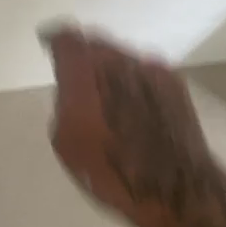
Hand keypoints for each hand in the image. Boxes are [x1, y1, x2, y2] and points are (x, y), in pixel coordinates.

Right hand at [42, 24, 225, 226]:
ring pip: (122, 56)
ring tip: (108, 98)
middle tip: (79, 79)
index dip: (56, 42)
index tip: (51, 48)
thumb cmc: (110, 169)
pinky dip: (133, 82)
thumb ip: (65, 101)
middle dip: (84, 57)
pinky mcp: (175, 82)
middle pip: (95, 44)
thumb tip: (73, 86)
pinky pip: (144, 72)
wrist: (173, 188)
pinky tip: (133, 107)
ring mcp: (151, 67)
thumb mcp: (66, 140)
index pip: (66, 38)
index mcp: (85, 70)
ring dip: (111, 70)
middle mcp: (119, 59)